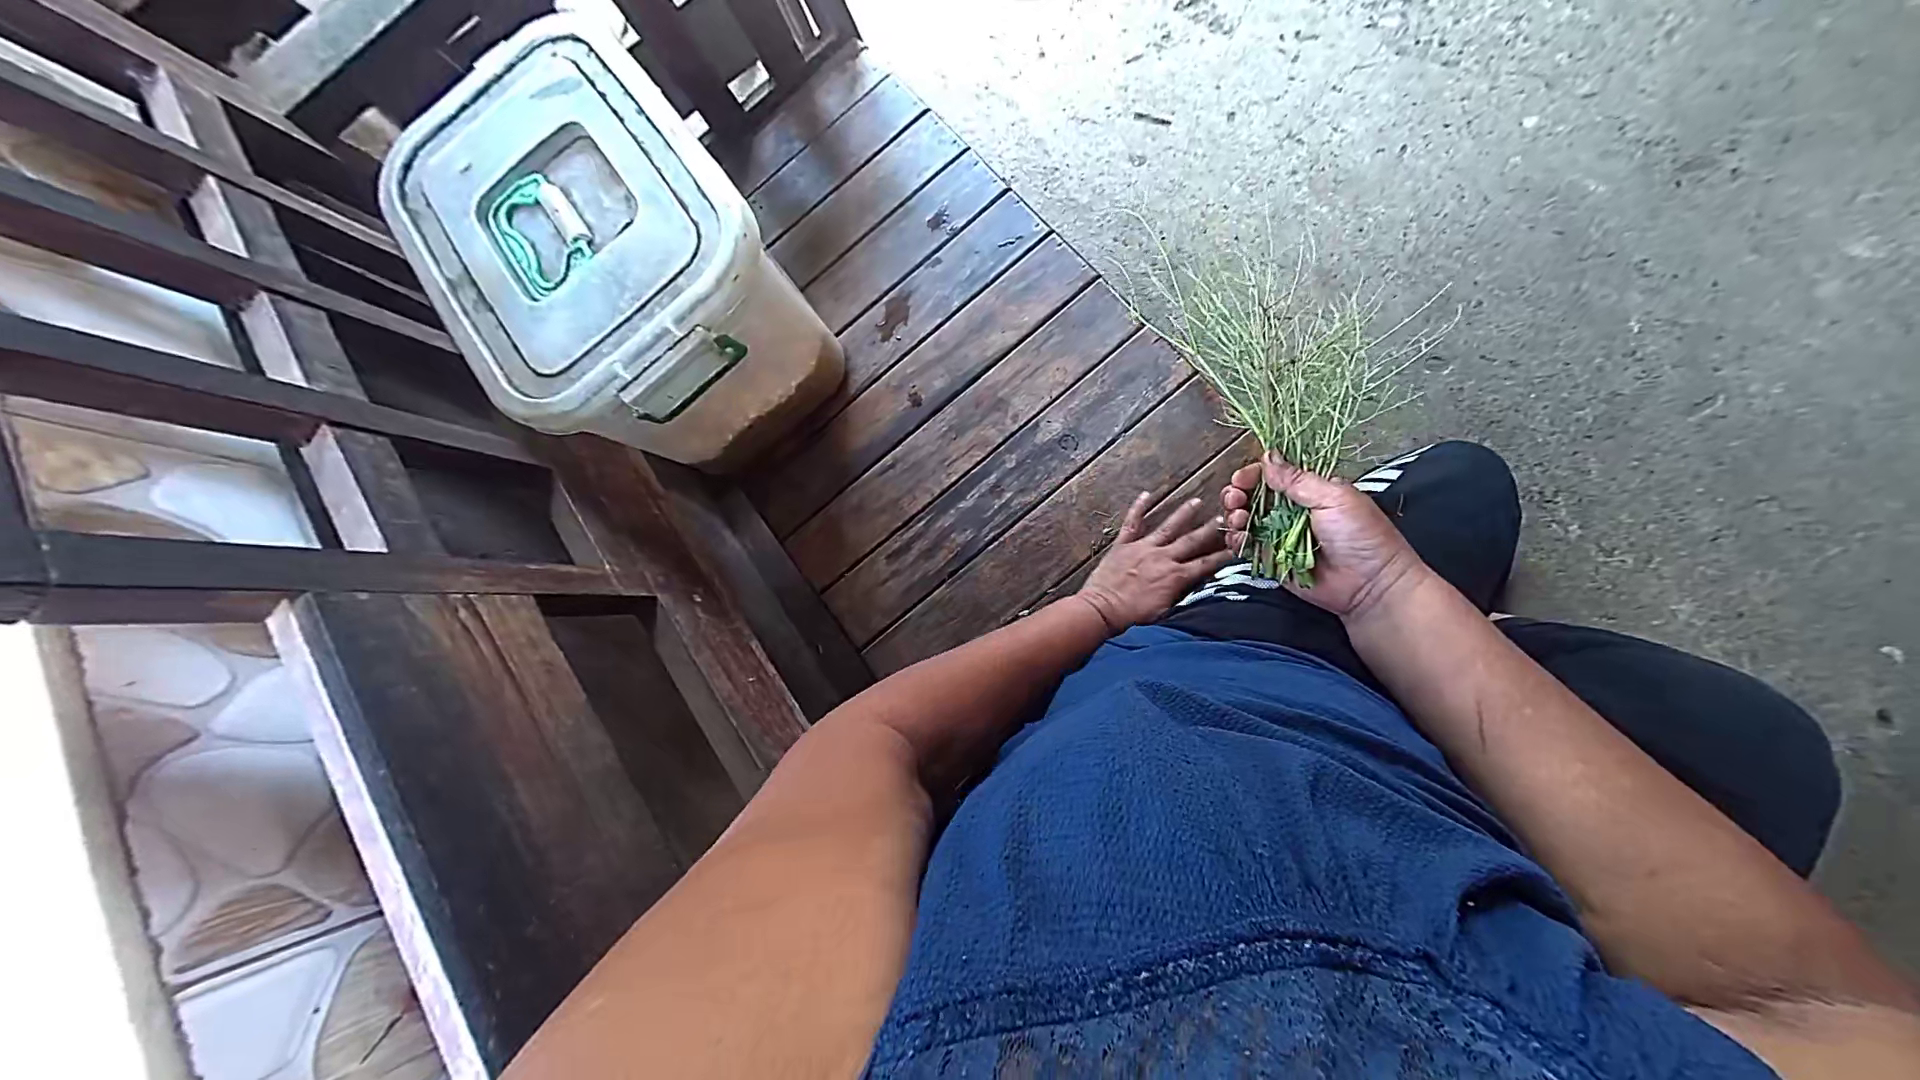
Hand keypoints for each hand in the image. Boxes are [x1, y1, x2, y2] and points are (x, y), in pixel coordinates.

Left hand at [1077, 493, 1234, 632]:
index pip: (1205, 564)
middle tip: (1223, 516)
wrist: (1102, 609)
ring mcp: (1142, 548)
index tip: (1235, 547)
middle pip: (1191, 540)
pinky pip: (1132, 522)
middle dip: (1210, 528)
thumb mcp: (1165, 610)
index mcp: (1175, 576)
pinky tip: (1146, 495)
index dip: (1222, 556)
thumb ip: (1181, 594)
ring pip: (1168, 526)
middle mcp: (1162, 558)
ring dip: (1183, 513)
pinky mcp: (1123, 545)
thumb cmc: (1132, 615)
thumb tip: (1195, 585)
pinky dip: (1139, 507)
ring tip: (1196, 501)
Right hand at [1222, 453, 1431, 619]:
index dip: (1253, 474)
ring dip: (1234, 515)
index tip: (1242, 478)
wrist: (1369, 586)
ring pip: (1243, 520)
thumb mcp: (1334, 498)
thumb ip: (1297, 480)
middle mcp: (1289, 512)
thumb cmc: (1362, 537)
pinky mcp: (1271, 559)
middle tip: (1235, 498)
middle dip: (1236, 493)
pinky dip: (1236, 540)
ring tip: (1239, 518)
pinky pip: (1245, 546)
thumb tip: (1268, 457)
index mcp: (1308, 491)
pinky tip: (1239, 537)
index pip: (1272, 476)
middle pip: (1251, 496)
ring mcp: (1277, 536)